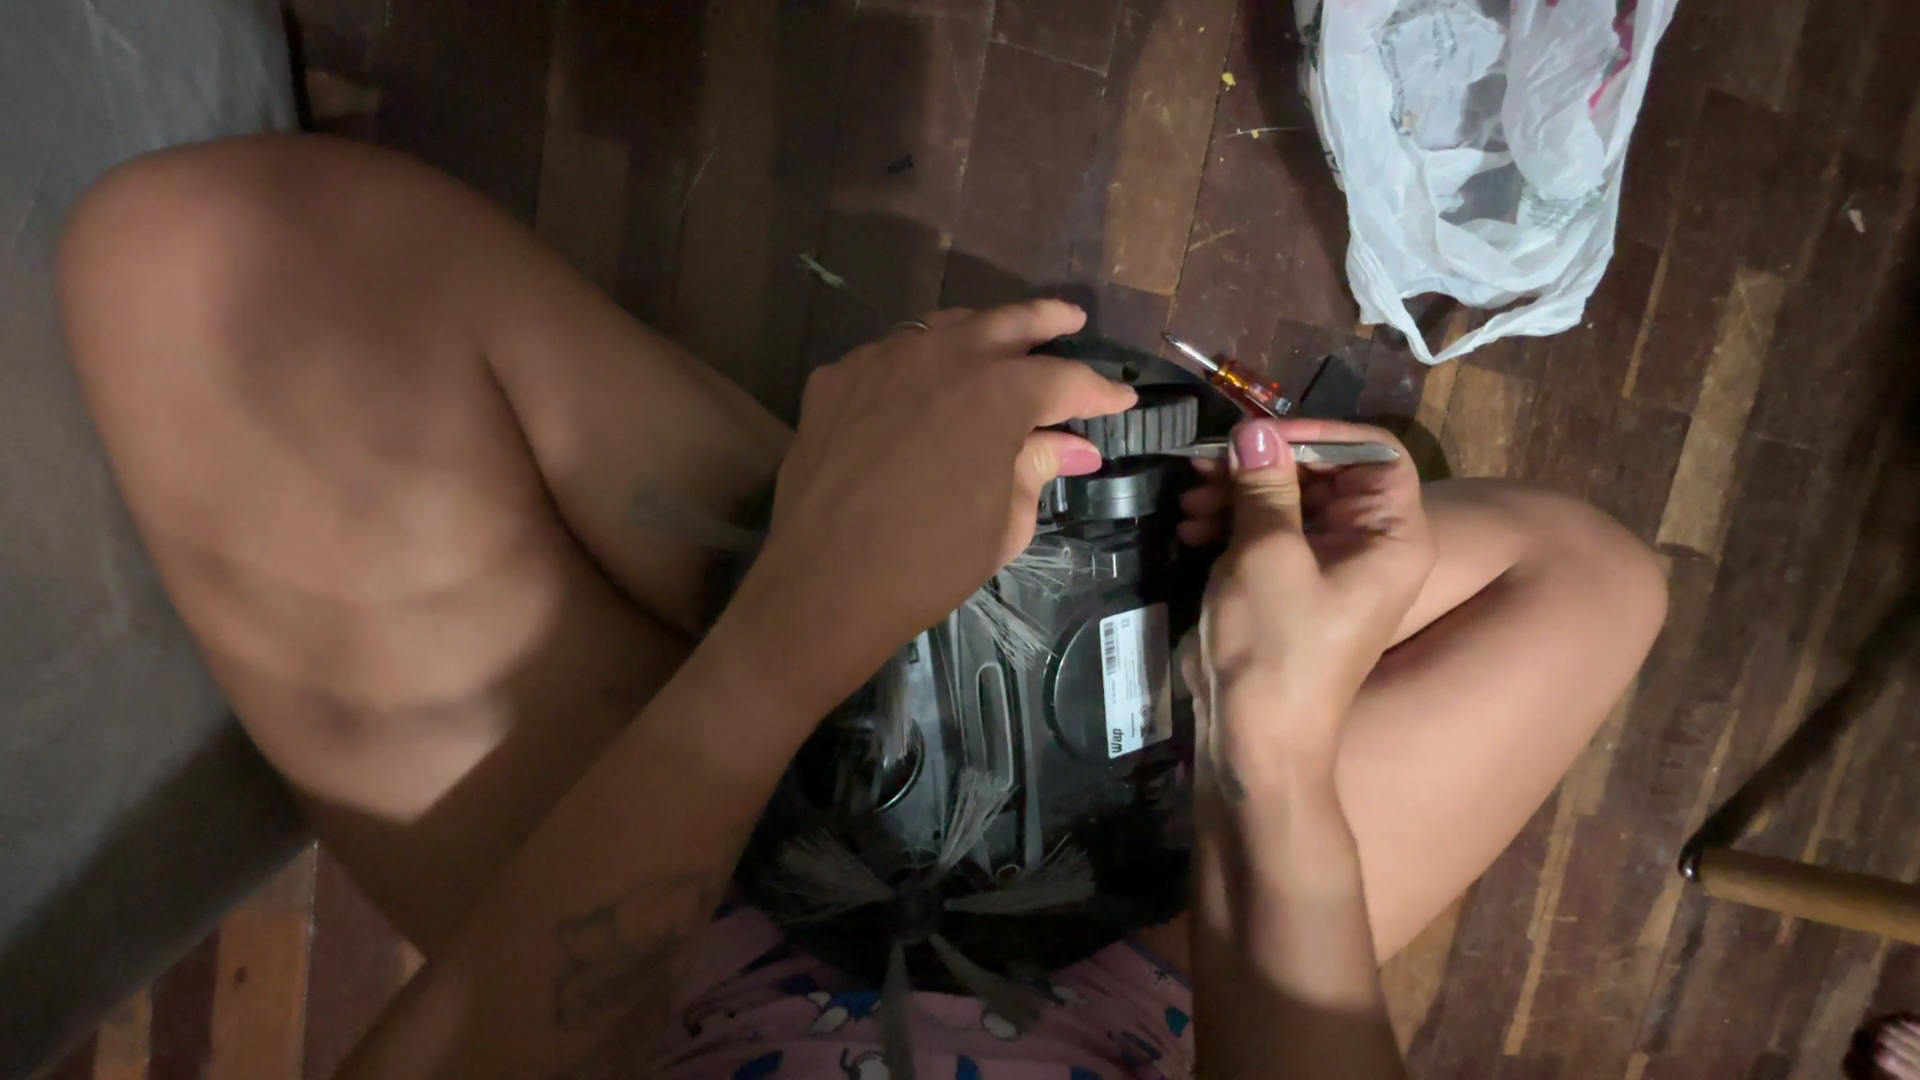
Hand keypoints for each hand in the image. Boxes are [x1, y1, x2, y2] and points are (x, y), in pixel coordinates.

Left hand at [727, 300, 1136, 696]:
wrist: (826, 583)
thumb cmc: (930, 562)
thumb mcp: (1005, 521)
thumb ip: (1038, 468)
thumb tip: (1073, 447)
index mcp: (996, 392)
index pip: (1064, 379)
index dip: (1099, 391)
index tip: (1122, 399)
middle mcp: (941, 356)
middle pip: (1007, 321)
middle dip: (1047, 319)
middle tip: (1071, 322)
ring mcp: (880, 360)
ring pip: (943, 328)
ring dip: (979, 332)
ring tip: (999, 342)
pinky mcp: (835, 379)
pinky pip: (888, 356)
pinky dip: (917, 364)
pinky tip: (921, 383)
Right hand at [1183, 418, 1434, 767]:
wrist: (1257, 733)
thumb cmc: (1275, 643)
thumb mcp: (1266, 554)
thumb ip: (1264, 484)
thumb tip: (1252, 429)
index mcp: (1392, 536)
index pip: (1371, 454)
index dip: (1316, 434)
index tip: (1255, 437)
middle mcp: (1369, 545)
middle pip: (1323, 476)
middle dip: (1262, 465)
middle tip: (1205, 463)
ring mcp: (1328, 566)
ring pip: (1288, 502)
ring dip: (1238, 494)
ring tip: (1189, 500)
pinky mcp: (1292, 584)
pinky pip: (1269, 534)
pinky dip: (1233, 523)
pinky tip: (1192, 527)